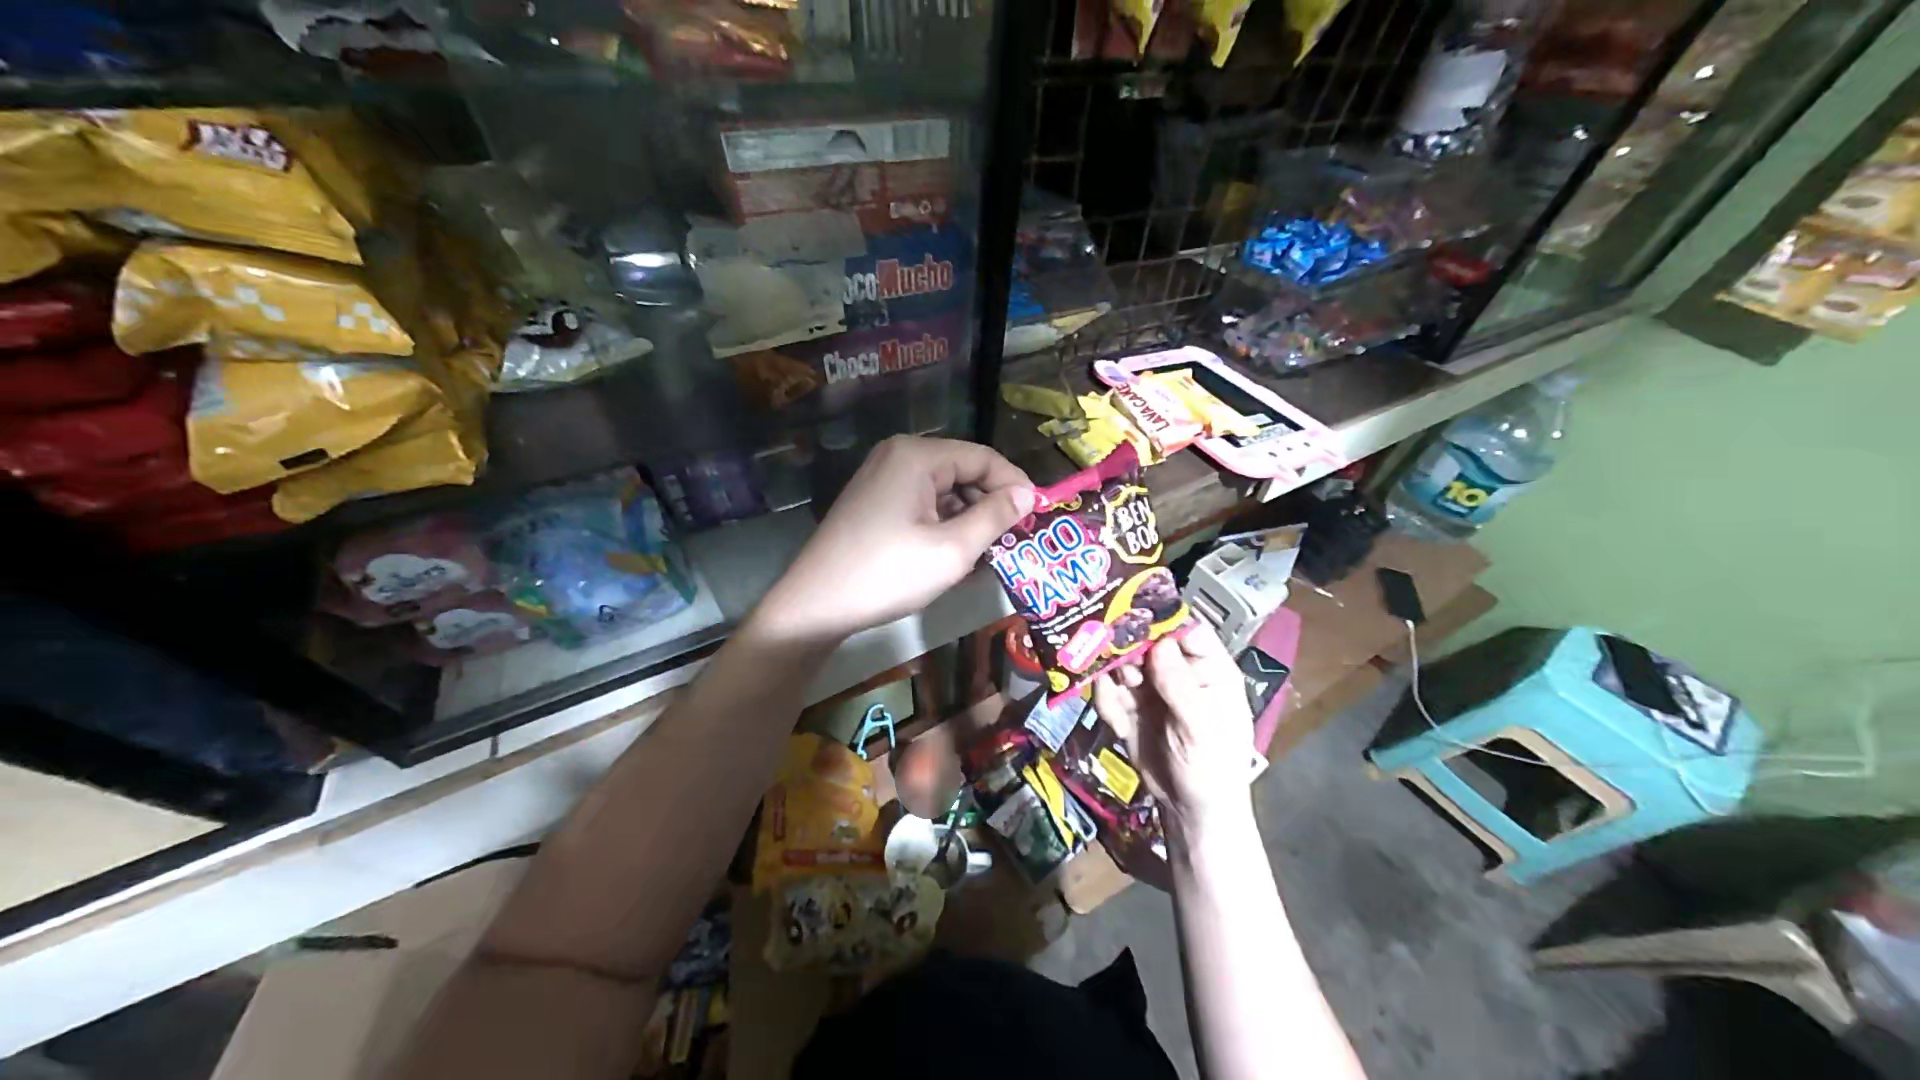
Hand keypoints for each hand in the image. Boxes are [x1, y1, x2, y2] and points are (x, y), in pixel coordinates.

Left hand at [754, 436, 1033, 641]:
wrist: (816, 605)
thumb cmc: (887, 574)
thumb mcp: (952, 550)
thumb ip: (995, 517)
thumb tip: (1027, 494)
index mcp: (917, 456)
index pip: (983, 457)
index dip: (1015, 485)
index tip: (1036, 518)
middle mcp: (898, 455)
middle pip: (963, 471)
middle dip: (990, 505)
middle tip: (1012, 541)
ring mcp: (882, 477)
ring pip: (943, 490)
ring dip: (967, 519)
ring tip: (985, 555)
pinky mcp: (873, 501)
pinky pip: (921, 503)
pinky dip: (942, 525)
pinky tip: (953, 557)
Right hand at [1093, 624, 1254, 831]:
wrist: (1191, 814)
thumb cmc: (1211, 768)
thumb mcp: (1201, 727)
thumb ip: (1179, 684)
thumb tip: (1159, 643)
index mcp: (1209, 669)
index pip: (1185, 630)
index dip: (1161, 620)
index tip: (1131, 615)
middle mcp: (1178, 672)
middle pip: (1146, 643)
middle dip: (1128, 649)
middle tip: (1115, 660)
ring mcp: (1151, 691)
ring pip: (1122, 665)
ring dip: (1114, 675)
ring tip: (1116, 691)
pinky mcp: (1129, 709)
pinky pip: (1109, 694)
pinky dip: (1106, 702)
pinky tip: (1114, 721)